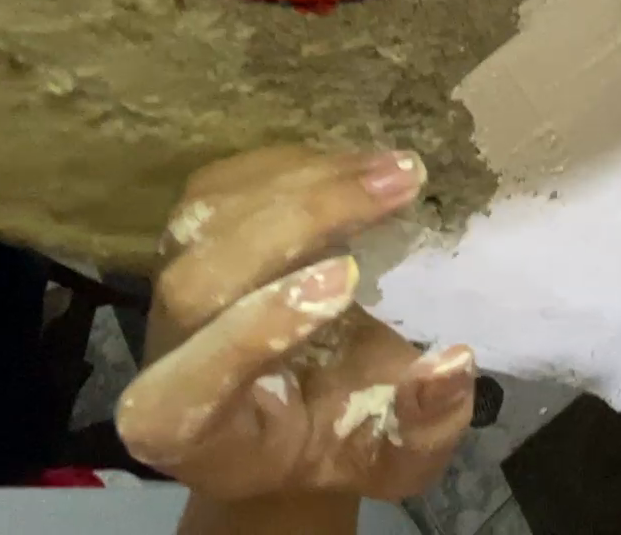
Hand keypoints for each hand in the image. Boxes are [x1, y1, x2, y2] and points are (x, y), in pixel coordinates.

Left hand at [117, 147, 474, 504]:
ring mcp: (176, 283)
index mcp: (196, 430)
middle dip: (303, 221)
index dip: (257, 329)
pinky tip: (364, 163)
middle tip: (400, 186)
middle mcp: (166, 352)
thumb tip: (454, 360)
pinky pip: (228, 183)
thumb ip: (425, 425)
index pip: (188, 386)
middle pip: (201, 277)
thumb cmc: (343, 440)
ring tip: (396, 168)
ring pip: (211, 216)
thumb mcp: (398, 457)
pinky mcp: (201, 234)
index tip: (351, 276)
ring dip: (309, 180)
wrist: (303, 405)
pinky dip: (299, 163)